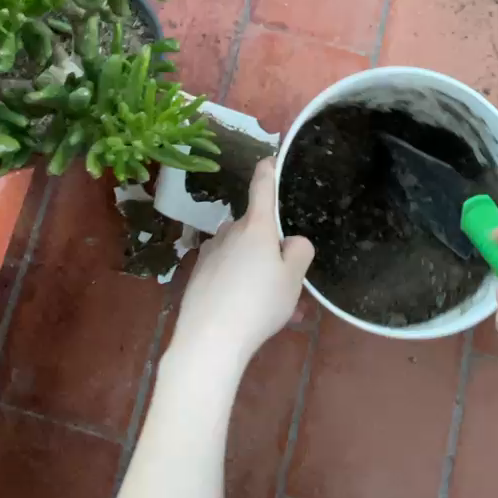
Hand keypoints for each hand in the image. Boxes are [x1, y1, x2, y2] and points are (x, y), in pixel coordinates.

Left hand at [169, 159, 314, 375]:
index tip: (269, 159)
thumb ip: (298, 252)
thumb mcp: (293, 278)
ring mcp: (210, 253)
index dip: (268, 170)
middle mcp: (229, 232)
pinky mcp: (198, 275)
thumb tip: (290, 242)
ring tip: (275, 308)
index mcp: (255, 226)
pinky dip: (240, 286)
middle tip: (288, 281)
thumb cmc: (258, 303)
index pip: (262, 187)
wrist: (209, 338)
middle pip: (254, 229)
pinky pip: (227, 273)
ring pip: (242, 255)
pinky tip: (249, 315)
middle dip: (270, 248)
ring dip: (257, 272)